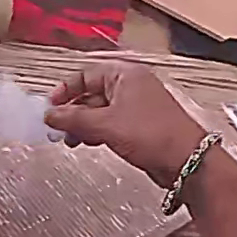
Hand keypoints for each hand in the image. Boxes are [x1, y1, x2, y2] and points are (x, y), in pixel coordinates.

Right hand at [44, 62, 209, 186]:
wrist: (186, 161)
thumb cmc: (154, 134)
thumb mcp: (105, 124)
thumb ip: (73, 119)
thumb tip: (51, 115)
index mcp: (125, 75)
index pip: (85, 75)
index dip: (65, 90)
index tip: (51, 107)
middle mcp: (131, 87)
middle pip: (91, 93)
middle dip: (72, 111)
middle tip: (58, 127)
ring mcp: (136, 106)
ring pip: (99, 111)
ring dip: (82, 124)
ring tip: (70, 139)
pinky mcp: (138, 126)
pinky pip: (109, 124)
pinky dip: (95, 132)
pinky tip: (87, 142)